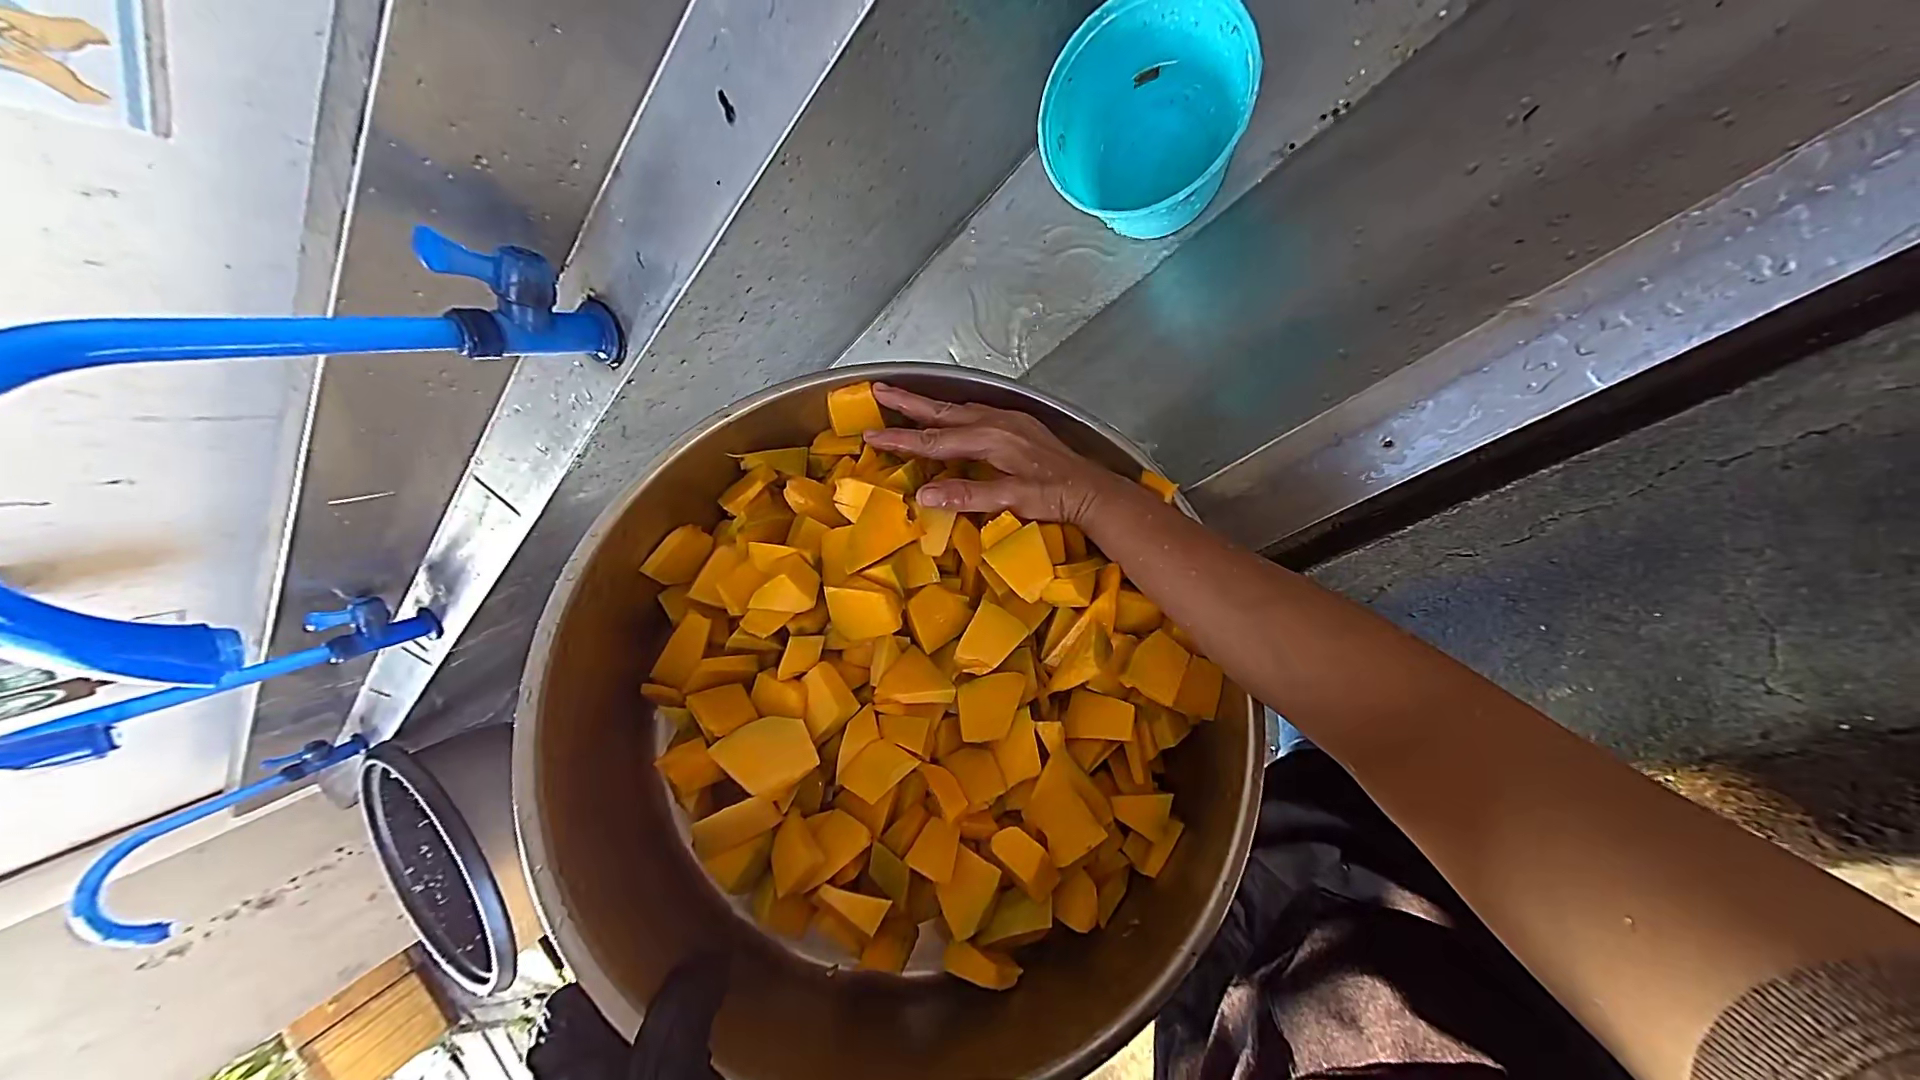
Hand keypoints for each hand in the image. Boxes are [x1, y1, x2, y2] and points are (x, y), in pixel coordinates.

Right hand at [864, 383, 1139, 528]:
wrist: (1091, 489)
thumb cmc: (1054, 497)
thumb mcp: (1012, 500)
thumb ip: (968, 495)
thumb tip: (925, 495)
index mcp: (991, 439)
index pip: (935, 440)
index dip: (901, 439)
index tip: (871, 437)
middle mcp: (997, 423)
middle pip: (942, 411)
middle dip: (908, 402)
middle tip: (879, 391)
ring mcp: (1008, 420)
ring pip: (958, 408)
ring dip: (929, 404)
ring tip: (905, 399)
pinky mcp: (1018, 425)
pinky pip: (975, 412)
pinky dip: (952, 412)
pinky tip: (950, 416)